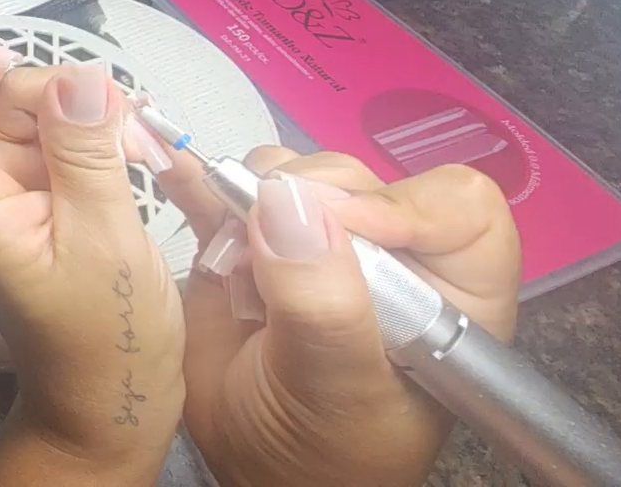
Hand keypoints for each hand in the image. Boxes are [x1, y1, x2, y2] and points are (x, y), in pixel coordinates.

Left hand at [0, 32, 184, 482]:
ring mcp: (1, 171)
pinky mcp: (37, 170)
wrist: (116, 386)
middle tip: (48, 77)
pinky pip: (47, 118)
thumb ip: (86, 158)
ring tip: (129, 134)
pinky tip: (130, 136)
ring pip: (1, 99)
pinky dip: (85, 113)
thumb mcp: (105, 244)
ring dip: (62, 97)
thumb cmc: (102, 337)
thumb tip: (76, 78)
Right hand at [159, 146, 522, 486]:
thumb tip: (286, 202)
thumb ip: (322, 304)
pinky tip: (168, 163)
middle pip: (347, 179)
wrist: (244, 461)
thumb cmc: (321, 445)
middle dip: (299, 198)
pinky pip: (212, 187)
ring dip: (241, 193)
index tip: (338, 224)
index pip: (452, 207)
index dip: (401, 202)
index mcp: (440, 292)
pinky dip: (189, 172)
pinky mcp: (234, 238)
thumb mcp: (335, 386)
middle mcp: (376, 255)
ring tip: (226, 253)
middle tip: (259, 244)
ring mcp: (299, 243)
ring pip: (278, 174)